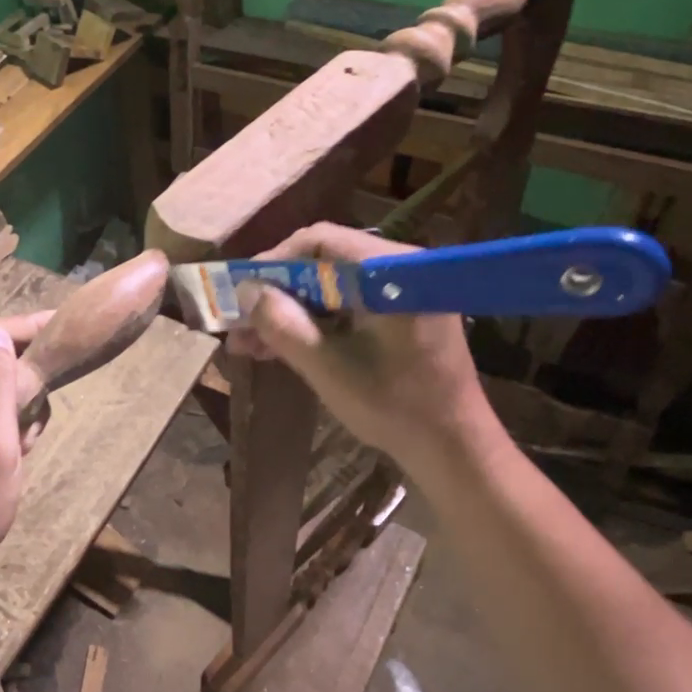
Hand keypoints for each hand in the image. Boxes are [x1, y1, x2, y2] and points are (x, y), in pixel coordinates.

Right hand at [227, 222, 494, 467]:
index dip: (272, 263)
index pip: (320, 242)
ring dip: (287, 311)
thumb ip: (283, 325)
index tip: (240, 291)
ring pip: (327, 286)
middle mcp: (400, 269)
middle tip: (238, 322)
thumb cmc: (395, 407)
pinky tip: (277, 347)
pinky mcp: (398, 314)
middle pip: (321, 263)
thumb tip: (246, 291)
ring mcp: (400, 291)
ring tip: (247, 342)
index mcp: (392, 271)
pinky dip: (311, 322)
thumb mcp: (327, 368)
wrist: (453, 449)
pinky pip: (344, 304)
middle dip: (275, 294)